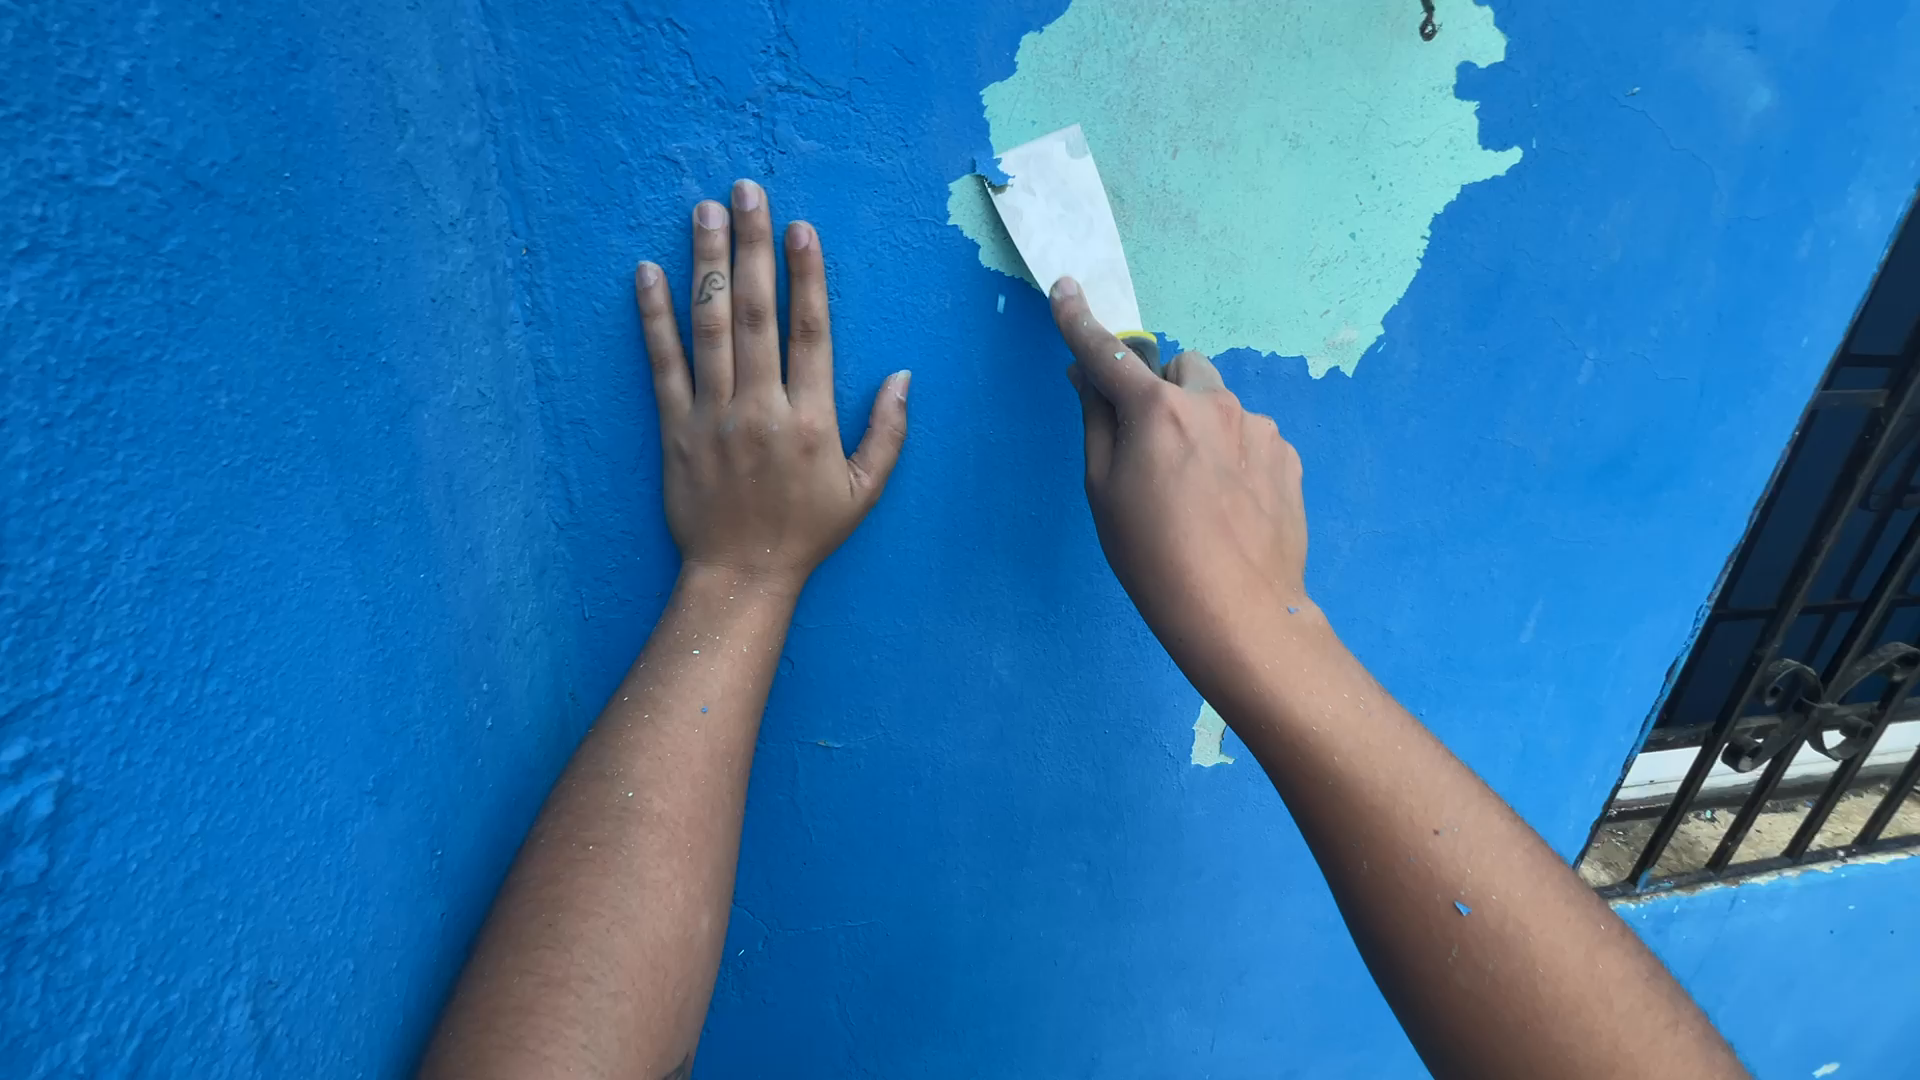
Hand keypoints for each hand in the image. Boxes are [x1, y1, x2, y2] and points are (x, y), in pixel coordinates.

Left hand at [635, 180, 908, 595]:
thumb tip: (905, 377)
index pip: (811, 333)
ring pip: (710, 328)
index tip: (801, 228)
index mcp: (812, 422)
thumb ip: (889, 432)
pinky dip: (654, 318)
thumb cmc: (808, 533)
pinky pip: (663, 365)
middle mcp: (762, 409)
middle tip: (747, 191)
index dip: (808, 276)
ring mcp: (714, 416)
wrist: (742, 574)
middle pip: (758, 314)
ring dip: (707, 265)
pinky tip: (647, 274)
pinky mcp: (675, 429)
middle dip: (754, 247)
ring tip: (703, 212)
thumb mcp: (865, 491)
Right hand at [1048, 277, 1310, 681]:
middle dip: (1161, 392)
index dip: (1080, 322)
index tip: (1066, 288)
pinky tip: (1230, 504)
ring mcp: (1258, 427)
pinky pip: (1248, 436)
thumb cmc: (1152, 556)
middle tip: (1153, 447)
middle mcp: (1212, 402)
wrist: (1238, 611)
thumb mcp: (1103, 493)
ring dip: (1200, 426)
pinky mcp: (1287, 455)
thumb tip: (1087, 378)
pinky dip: (1231, 453)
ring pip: (1218, 404)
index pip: (1109, 354)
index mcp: (1157, 410)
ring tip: (1199, 491)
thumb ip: (1096, 424)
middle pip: (1179, 370)